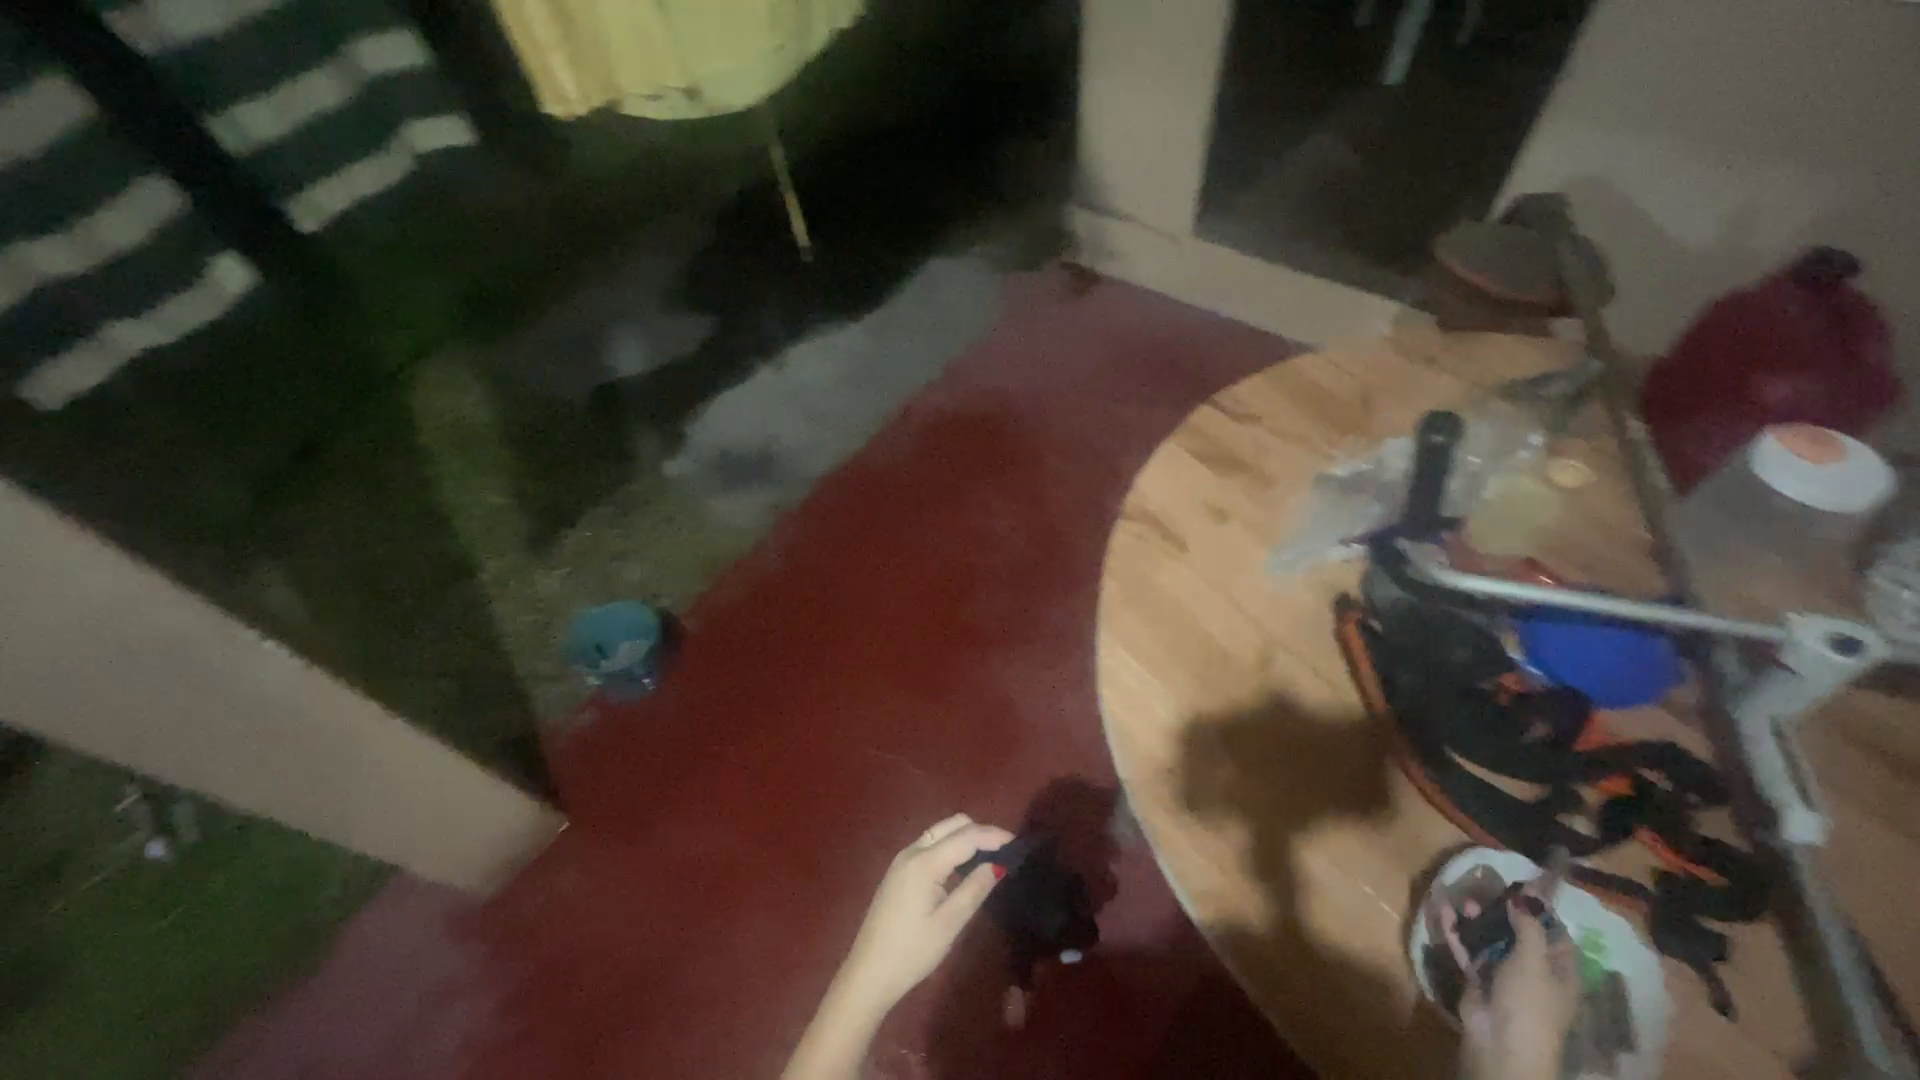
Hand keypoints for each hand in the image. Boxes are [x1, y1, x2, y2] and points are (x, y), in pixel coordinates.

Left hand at [835, 814, 1013, 1009]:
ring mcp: (902, 860)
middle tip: (1004, 852)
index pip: (967, 836)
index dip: (994, 836)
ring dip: (965, 838)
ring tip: (989, 859)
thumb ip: (974, 889)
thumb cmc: (912, 952)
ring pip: (940, 832)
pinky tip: (962, 868)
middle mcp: (911, 852)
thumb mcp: (949, 924)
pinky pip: (930, 845)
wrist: (868, 973)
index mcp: (924, 862)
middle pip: (952, 825)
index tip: (1019, 844)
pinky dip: (950, 847)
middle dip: (980, 831)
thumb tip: (998, 865)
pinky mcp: (898, 871)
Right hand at [1448, 897, 1580, 1079]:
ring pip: (1489, 940)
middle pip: (1518, 933)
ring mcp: (1504, 975)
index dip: (1540, 910)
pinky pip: (1467, 950)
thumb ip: (1529, 925)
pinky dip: (1456, 932)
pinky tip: (1443, 913)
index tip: (1521, 886)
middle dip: (1501, 911)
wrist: (1501, 1040)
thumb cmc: (1530, 1000)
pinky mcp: (1478, 979)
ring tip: (1462, 900)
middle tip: (1484, 888)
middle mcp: (1534, 971)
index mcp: (1560, 970)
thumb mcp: (1534, 959)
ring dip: (1476, 919)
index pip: (1555, 933)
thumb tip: (1526, 895)